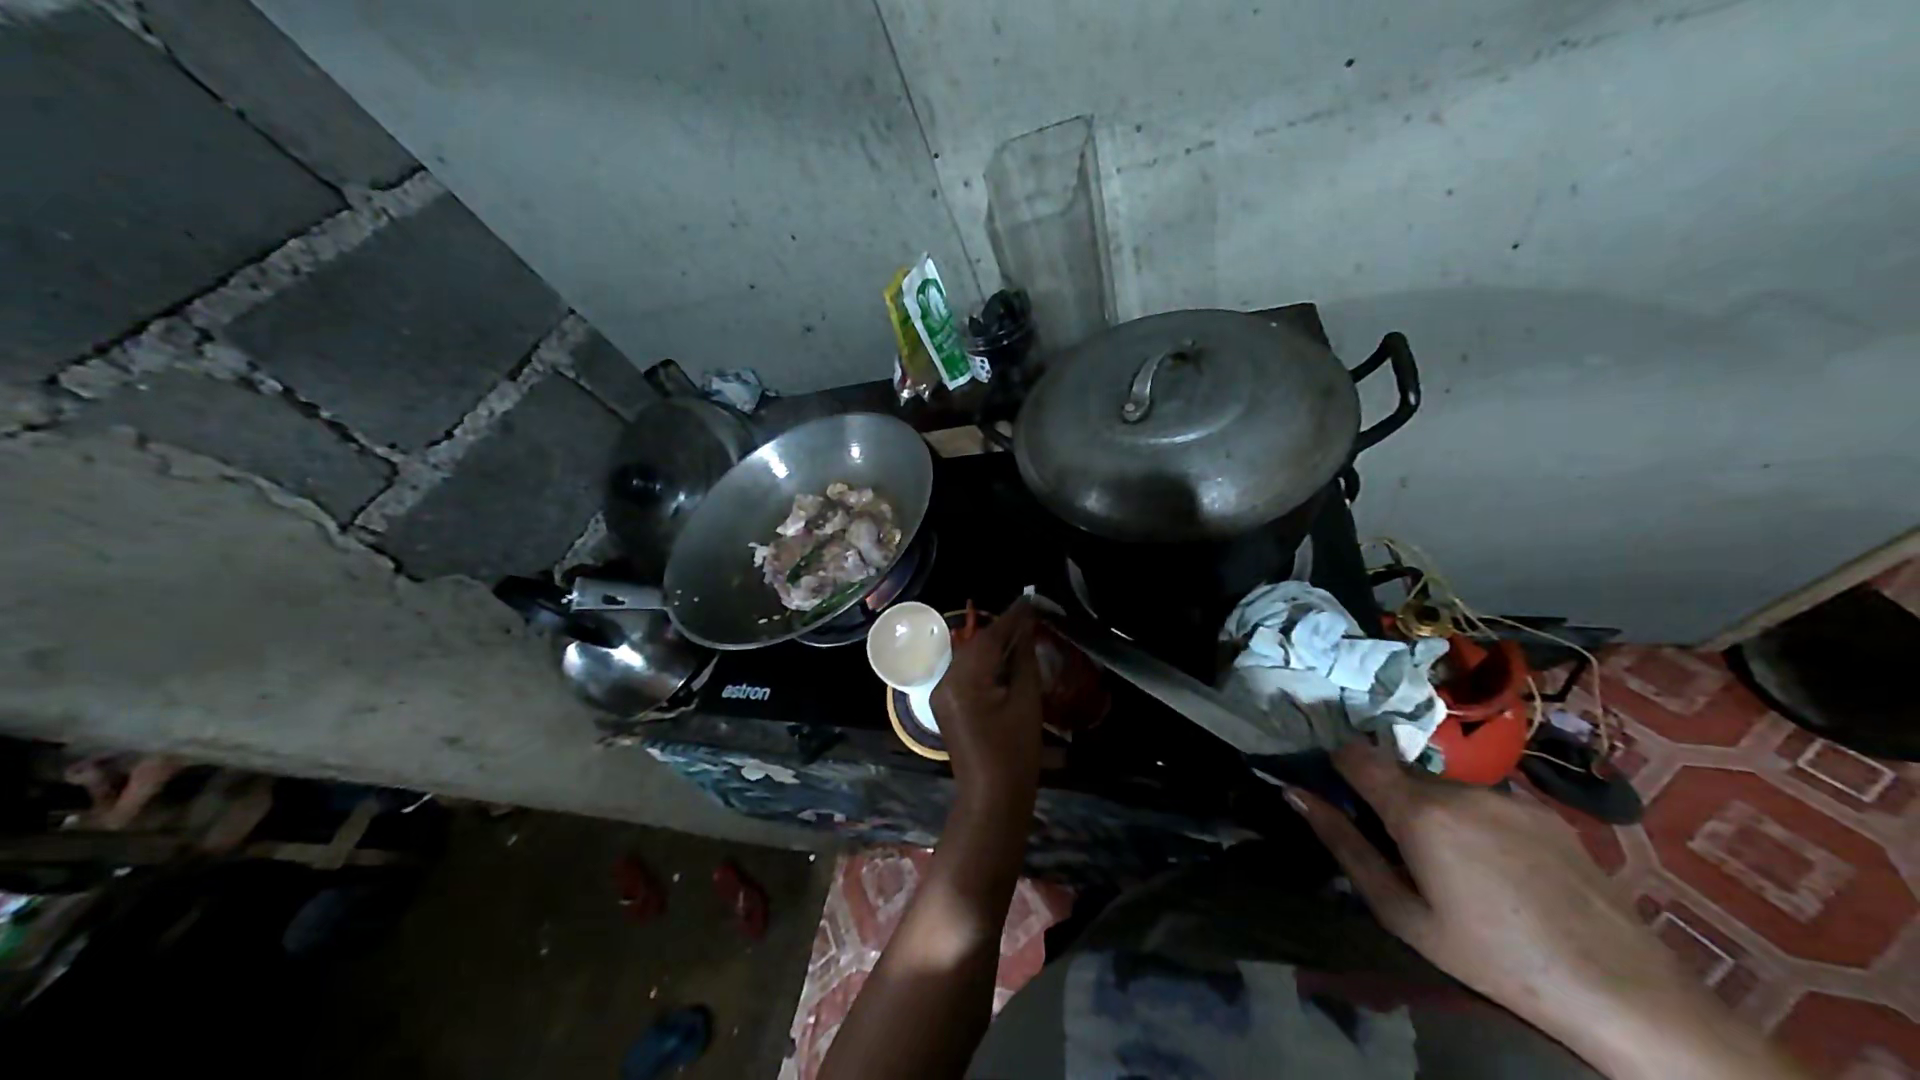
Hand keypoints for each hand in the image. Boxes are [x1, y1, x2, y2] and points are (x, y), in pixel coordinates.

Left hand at [932, 601, 1041, 800]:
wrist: (992, 797)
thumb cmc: (1016, 753)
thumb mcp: (1026, 702)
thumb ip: (1023, 660)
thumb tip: (1026, 629)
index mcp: (964, 679)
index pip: (990, 637)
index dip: (1012, 617)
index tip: (1030, 600)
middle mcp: (945, 681)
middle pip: (975, 645)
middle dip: (1001, 629)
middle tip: (1028, 616)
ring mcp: (941, 694)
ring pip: (969, 658)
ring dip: (992, 645)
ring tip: (1020, 633)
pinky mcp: (945, 705)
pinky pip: (965, 674)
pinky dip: (984, 664)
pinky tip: (1004, 660)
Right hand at [1290, 740, 1806, 1079]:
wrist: (1622, 990)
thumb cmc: (1491, 956)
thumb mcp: (1401, 913)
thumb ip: (1344, 845)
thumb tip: (1296, 794)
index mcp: (1419, 811)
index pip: (1356, 754)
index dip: (1336, 765)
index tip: (1334, 792)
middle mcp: (1460, 788)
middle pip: (1400, 771)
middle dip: (1386, 795)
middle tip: (1396, 846)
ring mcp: (1508, 796)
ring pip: (1444, 786)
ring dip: (1431, 808)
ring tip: (1453, 864)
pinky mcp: (1546, 812)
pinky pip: (1487, 801)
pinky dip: (1474, 820)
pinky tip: (1500, 869)